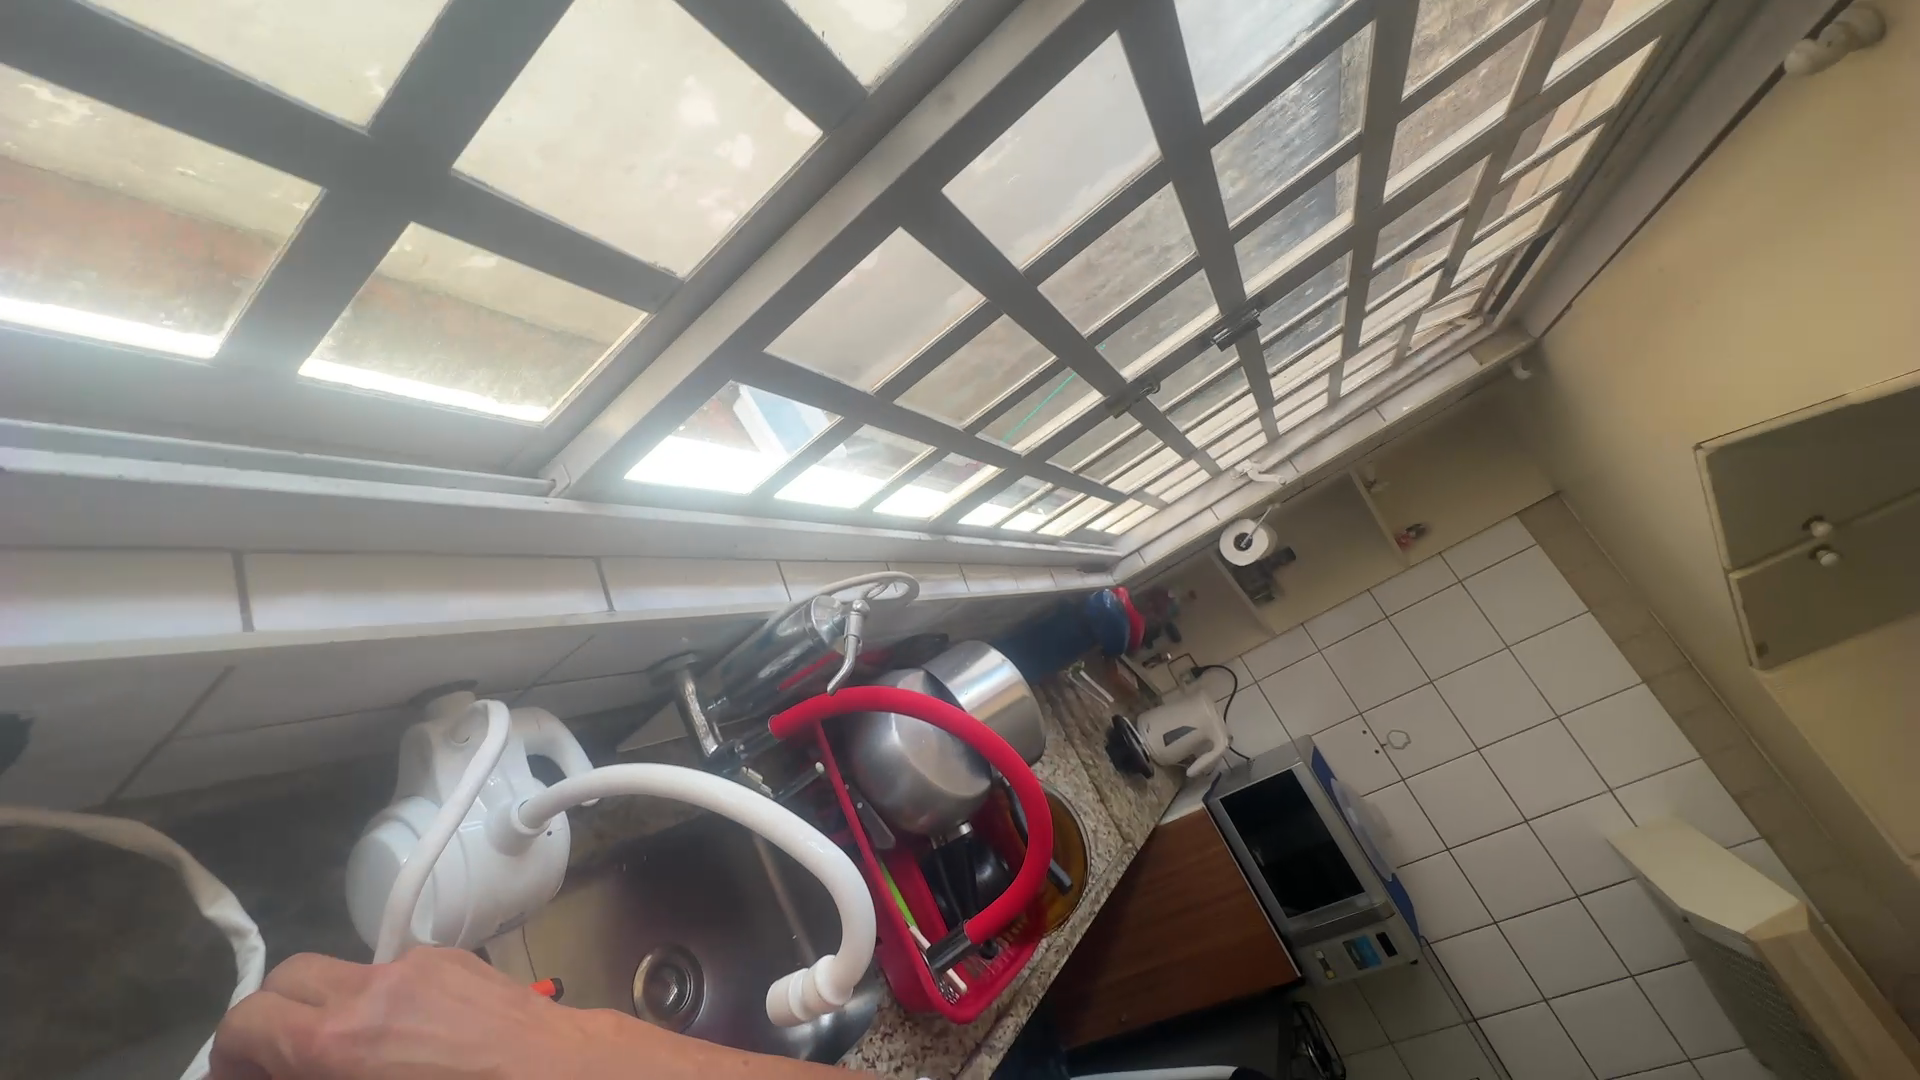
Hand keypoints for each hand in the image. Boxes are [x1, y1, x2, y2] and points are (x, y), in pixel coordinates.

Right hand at [209, 947, 627, 1078]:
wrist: (545, 1067)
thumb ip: (308, 1072)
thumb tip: (276, 1072)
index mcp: (334, 1038)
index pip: (245, 1019)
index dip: (231, 1054)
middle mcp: (372, 987)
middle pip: (290, 976)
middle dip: (275, 1017)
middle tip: (286, 1063)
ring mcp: (419, 963)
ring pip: (347, 970)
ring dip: (333, 1005)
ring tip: (353, 1051)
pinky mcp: (456, 956)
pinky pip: (398, 968)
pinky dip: (383, 995)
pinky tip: (408, 1033)